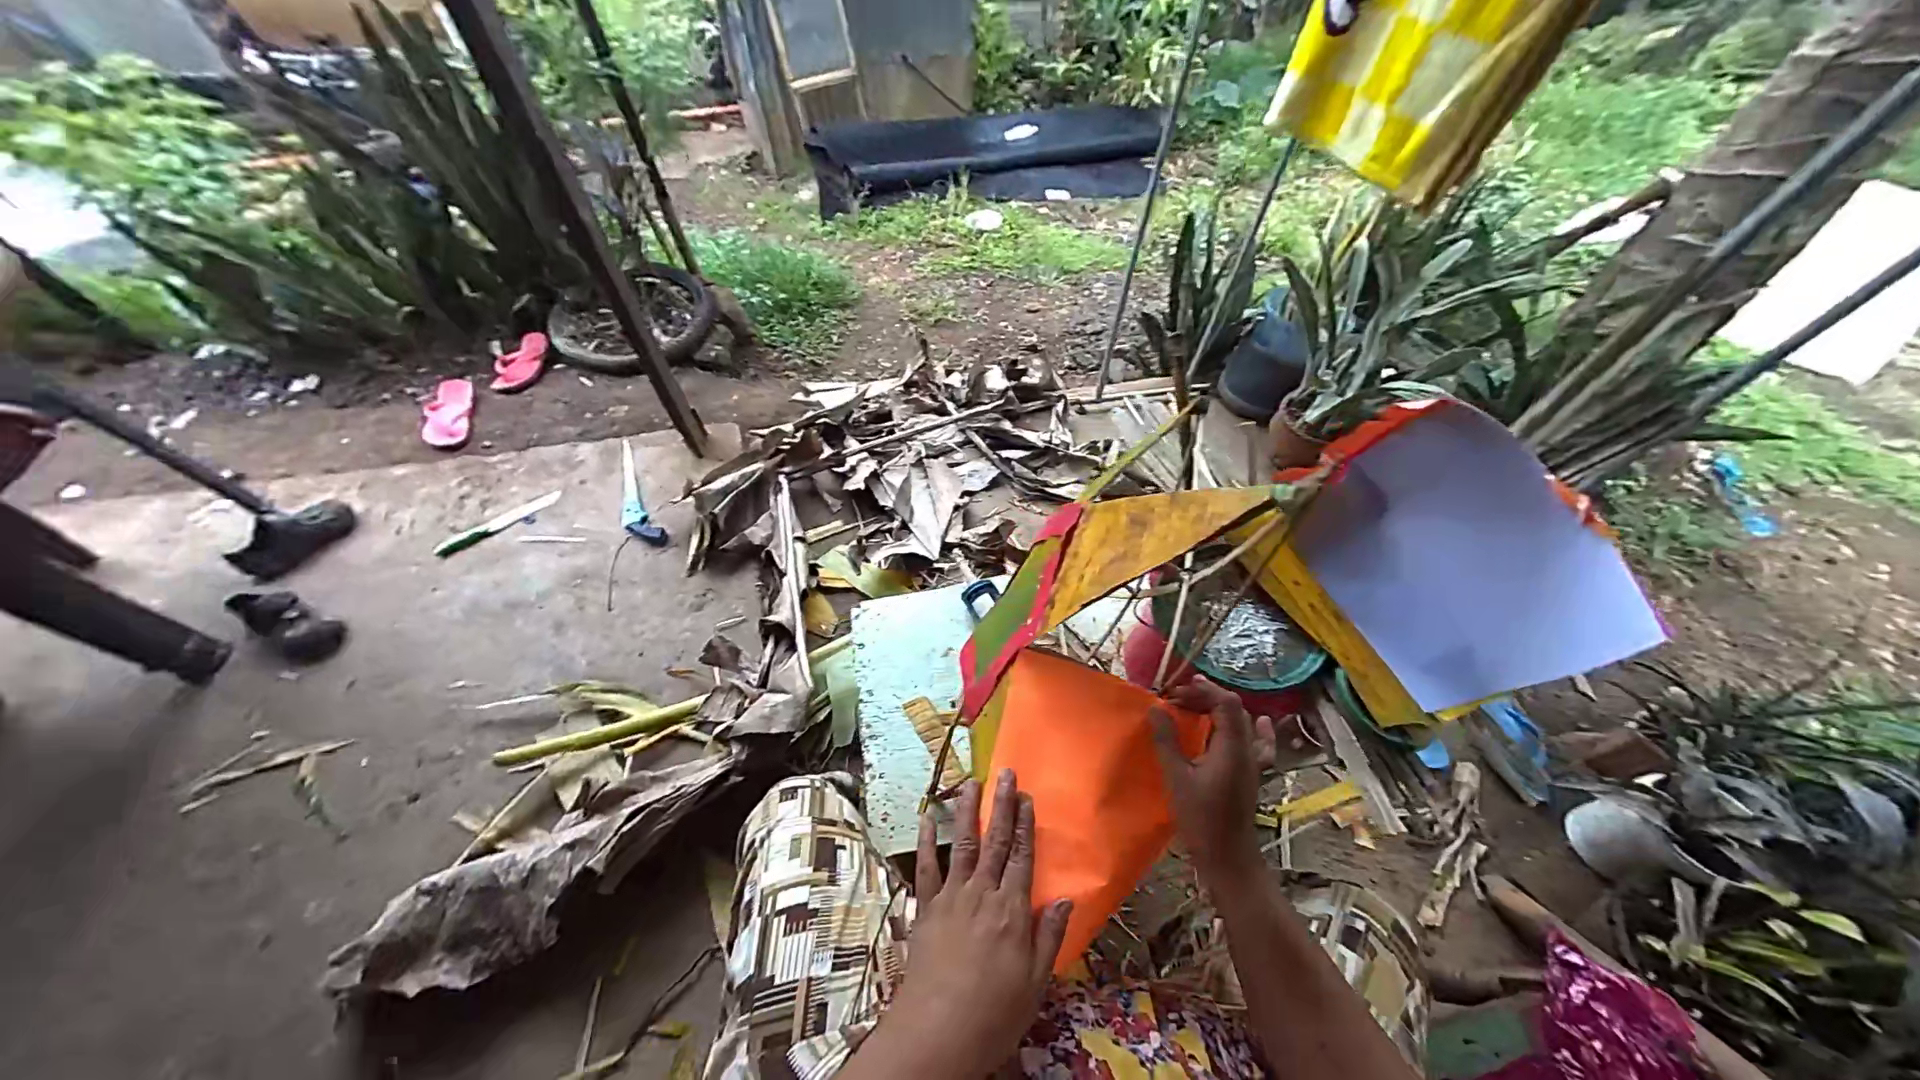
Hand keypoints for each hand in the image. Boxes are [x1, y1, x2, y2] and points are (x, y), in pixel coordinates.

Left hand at [853, 770, 1072, 1078]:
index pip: (1023, 857)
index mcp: (1012, 911)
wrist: (938, 1032)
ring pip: (962, 843)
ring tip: (971, 782)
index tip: (1028, 797)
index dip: (1027, 825)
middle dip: (1002, 805)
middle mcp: (982, 893)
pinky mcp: (926, 907)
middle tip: (1005, 773)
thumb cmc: (994, 1014)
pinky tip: (926, 817)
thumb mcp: (1035, 983)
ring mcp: (951, 896)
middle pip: (996, 841)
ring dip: (967, 810)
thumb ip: (1049, 936)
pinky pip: (926, 867)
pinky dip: (926, 840)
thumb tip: (1066, 899)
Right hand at [1149, 678, 1275, 882]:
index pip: (1225, 702)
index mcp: (1232, 747)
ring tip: (1195, 705)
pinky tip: (1258, 723)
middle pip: (1233, 709)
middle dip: (1205, 697)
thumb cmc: (1201, 819)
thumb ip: (1167, 740)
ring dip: (1219, 709)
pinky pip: (1258, 742)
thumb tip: (1156, 708)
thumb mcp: (1177, 777)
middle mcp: (1248, 750)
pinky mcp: (1251, 774)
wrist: (1229, 857)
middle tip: (1175, 699)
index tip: (1175, 691)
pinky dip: (1253, 728)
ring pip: (1242, 723)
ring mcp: (1253, 762)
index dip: (1202, 690)